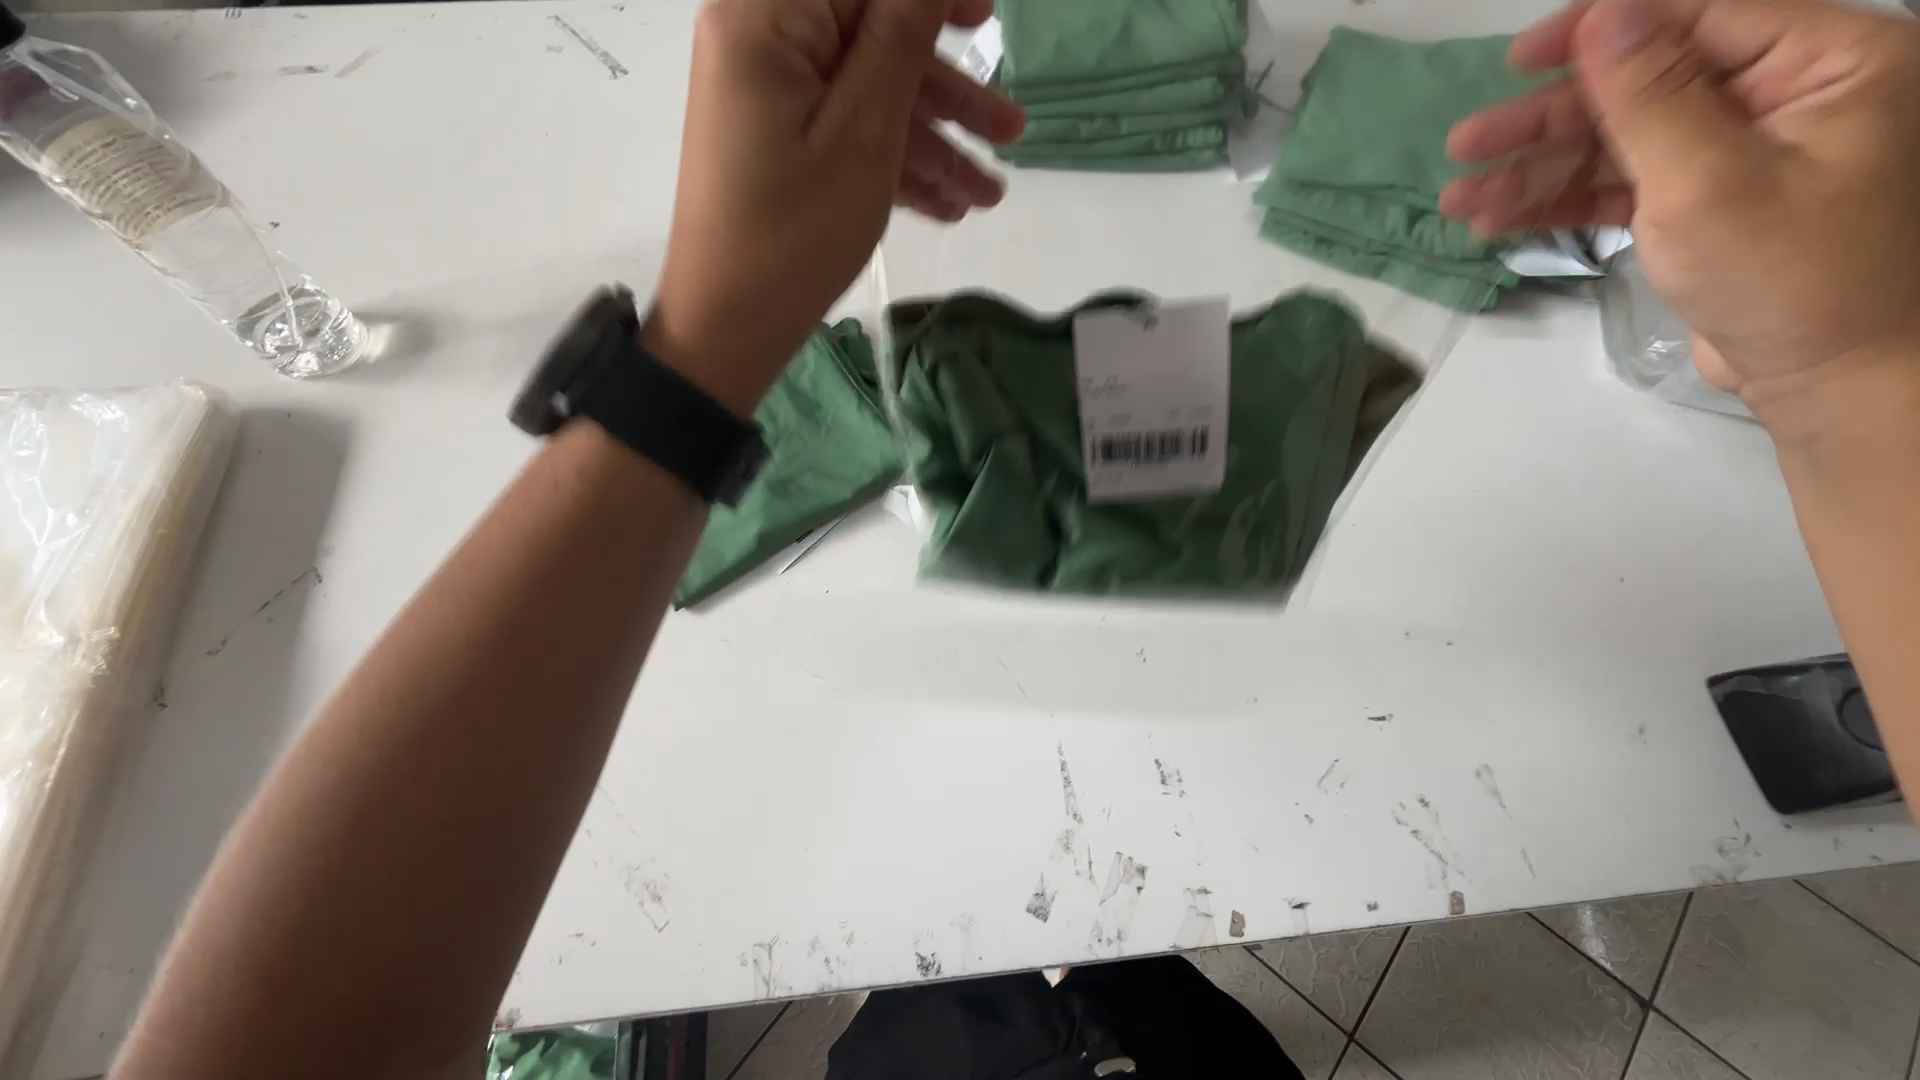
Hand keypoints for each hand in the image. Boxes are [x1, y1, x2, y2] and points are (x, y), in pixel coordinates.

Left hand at [643, 0, 1024, 415]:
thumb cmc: (796, 233)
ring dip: (933, 142)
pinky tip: (950, 207)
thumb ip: (902, 33)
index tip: (989, 18)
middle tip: (1012, 128)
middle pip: (872, 39)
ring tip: (993, 193)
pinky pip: (845, 134)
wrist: (728, 328)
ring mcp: (769, 100)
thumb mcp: (864, 133)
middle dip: (947, 90)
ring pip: (867, 97)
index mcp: (767, 16)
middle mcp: (762, 42)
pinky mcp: (777, 146)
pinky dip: (895, 165)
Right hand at [1440, 0, 1919, 435]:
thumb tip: (1605, 18)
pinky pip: (1614, 188)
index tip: (1517, 60)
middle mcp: (1776, 95)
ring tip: (1460, 201)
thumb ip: (1652, 98)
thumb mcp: (1709, 180)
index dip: (1600, 34)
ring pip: (1612, 145)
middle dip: (1544, 123)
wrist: (1821, 374)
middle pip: (1636, 90)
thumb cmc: (1785, 275)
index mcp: (1818, 62)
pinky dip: (1555, 204)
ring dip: (1532, 173)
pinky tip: (1496, 220)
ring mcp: (1729, 152)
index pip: (1694, 20)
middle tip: (1465, 146)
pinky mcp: (1693, 203)